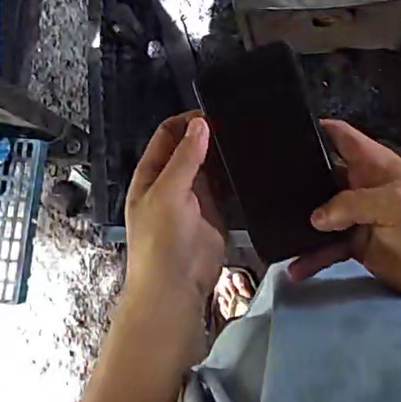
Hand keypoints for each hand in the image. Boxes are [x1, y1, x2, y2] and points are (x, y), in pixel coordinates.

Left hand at [122, 113, 225, 324]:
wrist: (175, 288)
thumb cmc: (159, 242)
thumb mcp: (168, 193)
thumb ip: (185, 158)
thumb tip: (199, 125)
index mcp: (151, 173)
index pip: (168, 134)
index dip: (187, 122)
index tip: (213, 114)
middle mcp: (172, 181)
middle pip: (191, 147)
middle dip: (209, 135)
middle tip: (235, 124)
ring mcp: (194, 197)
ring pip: (210, 166)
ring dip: (223, 155)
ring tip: (246, 140)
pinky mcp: (215, 213)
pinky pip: (225, 187)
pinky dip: (235, 176)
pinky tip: (249, 165)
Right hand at [288, 120, 400, 305]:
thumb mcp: (395, 204)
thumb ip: (351, 204)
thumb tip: (316, 218)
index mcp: (377, 166)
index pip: (344, 137)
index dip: (318, 128)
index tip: (287, 129)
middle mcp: (364, 187)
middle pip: (324, 174)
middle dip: (298, 176)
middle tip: (265, 180)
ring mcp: (360, 218)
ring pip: (321, 214)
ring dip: (300, 221)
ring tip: (273, 227)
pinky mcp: (359, 246)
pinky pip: (328, 249)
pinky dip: (312, 257)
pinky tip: (295, 268)